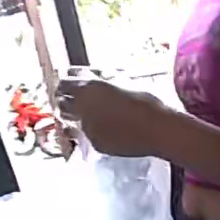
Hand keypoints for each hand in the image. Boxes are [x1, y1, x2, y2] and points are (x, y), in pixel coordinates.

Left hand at [55, 76, 171, 157]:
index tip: (71, 84)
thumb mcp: (123, 80)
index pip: (63, 82)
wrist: (159, 129)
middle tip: (75, 101)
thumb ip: (102, 77)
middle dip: (66, 100)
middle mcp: (82, 108)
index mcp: (88, 87)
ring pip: (69, 120)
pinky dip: (90, 131)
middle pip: (60, 102)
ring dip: (73, 116)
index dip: (67, 82)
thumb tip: (93, 74)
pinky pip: (85, 135)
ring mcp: (86, 127)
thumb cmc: (147, 101)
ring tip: (89, 116)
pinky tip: (106, 129)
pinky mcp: (94, 144)